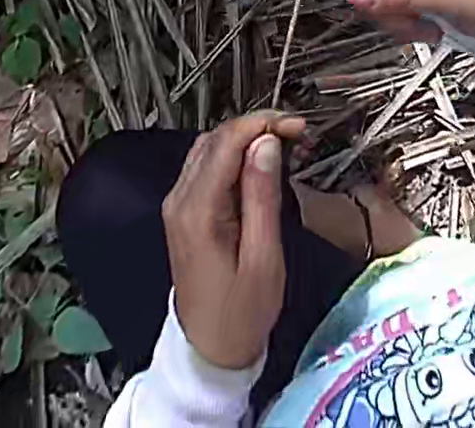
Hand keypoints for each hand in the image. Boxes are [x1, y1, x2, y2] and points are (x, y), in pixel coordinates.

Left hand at [163, 110, 304, 368]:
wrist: (208, 352)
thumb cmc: (241, 313)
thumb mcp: (263, 258)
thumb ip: (262, 195)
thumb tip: (266, 142)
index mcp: (197, 210)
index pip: (226, 142)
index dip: (262, 123)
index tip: (297, 126)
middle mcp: (179, 197)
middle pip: (216, 138)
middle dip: (256, 126)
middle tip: (295, 134)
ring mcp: (177, 201)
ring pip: (209, 146)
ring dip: (244, 136)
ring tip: (282, 142)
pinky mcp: (182, 208)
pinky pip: (205, 164)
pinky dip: (232, 153)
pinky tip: (256, 161)